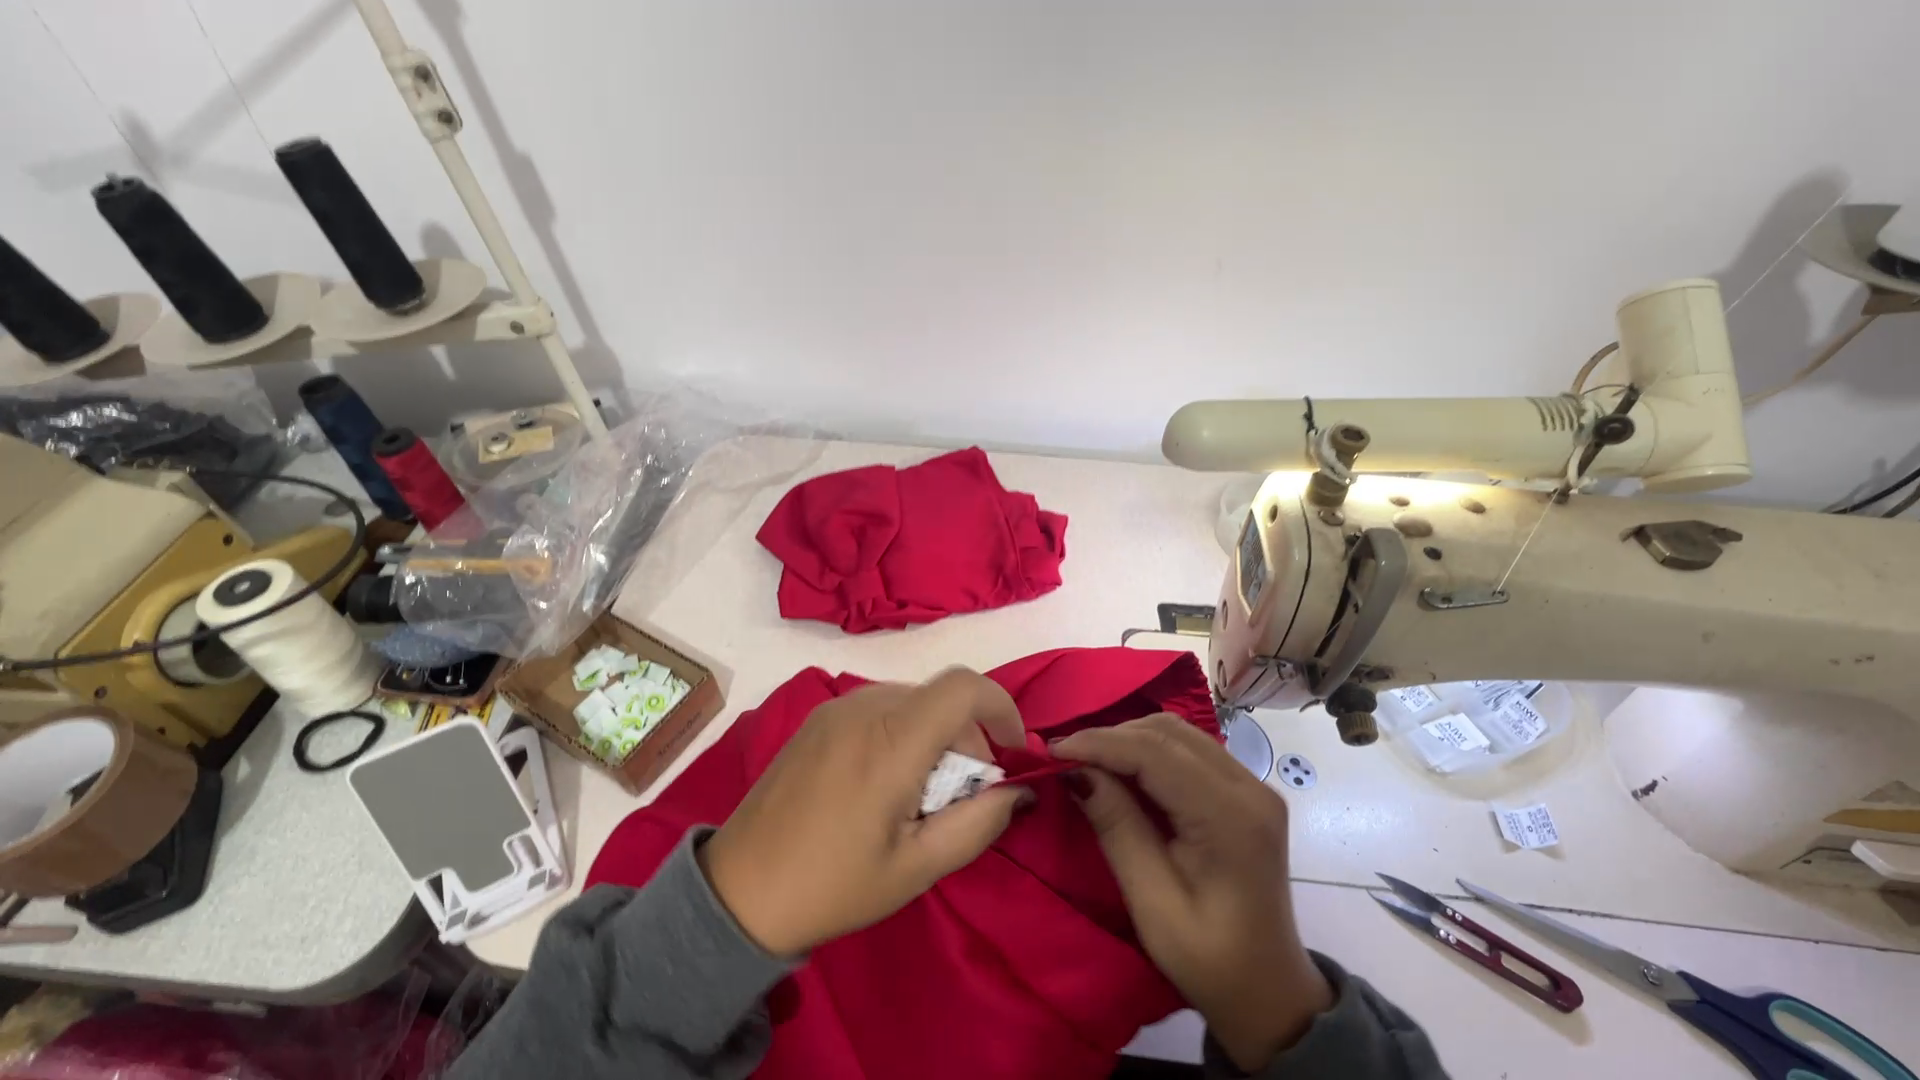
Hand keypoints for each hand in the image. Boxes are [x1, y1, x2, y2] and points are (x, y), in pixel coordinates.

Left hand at [700, 669, 1031, 956]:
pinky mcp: (815, 721)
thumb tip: (1017, 791)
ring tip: (919, 799)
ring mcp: (833, 710)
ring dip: (934, 738)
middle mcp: (862, 708)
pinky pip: (878, 709)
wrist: (737, 892)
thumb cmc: (833, 886)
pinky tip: (884, 786)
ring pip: (910, 702)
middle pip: (939, 698)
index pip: (964, 686)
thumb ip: (978, 823)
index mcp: (891, 741)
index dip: (1002, 708)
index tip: (1012, 753)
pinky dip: (902, 734)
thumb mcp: (917, 868)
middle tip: (961, 800)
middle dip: (967, 740)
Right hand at [1052, 714, 1333, 1072]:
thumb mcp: (1153, 903)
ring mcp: (1253, 786)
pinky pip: (1190, 751)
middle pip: (1169, 733)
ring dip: (1128, 740)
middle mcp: (1250, 788)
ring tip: (1085, 764)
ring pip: (1178, 734)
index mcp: (1232, 817)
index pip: (1156, 752)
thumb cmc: (1210, 960)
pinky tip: (1120, 773)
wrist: (1269, 991)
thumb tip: (1077, 771)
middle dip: (1111, 737)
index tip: (1051, 752)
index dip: (1099, 743)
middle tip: (1063, 759)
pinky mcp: (1246, 793)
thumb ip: (1118, 828)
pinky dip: (1149, 752)